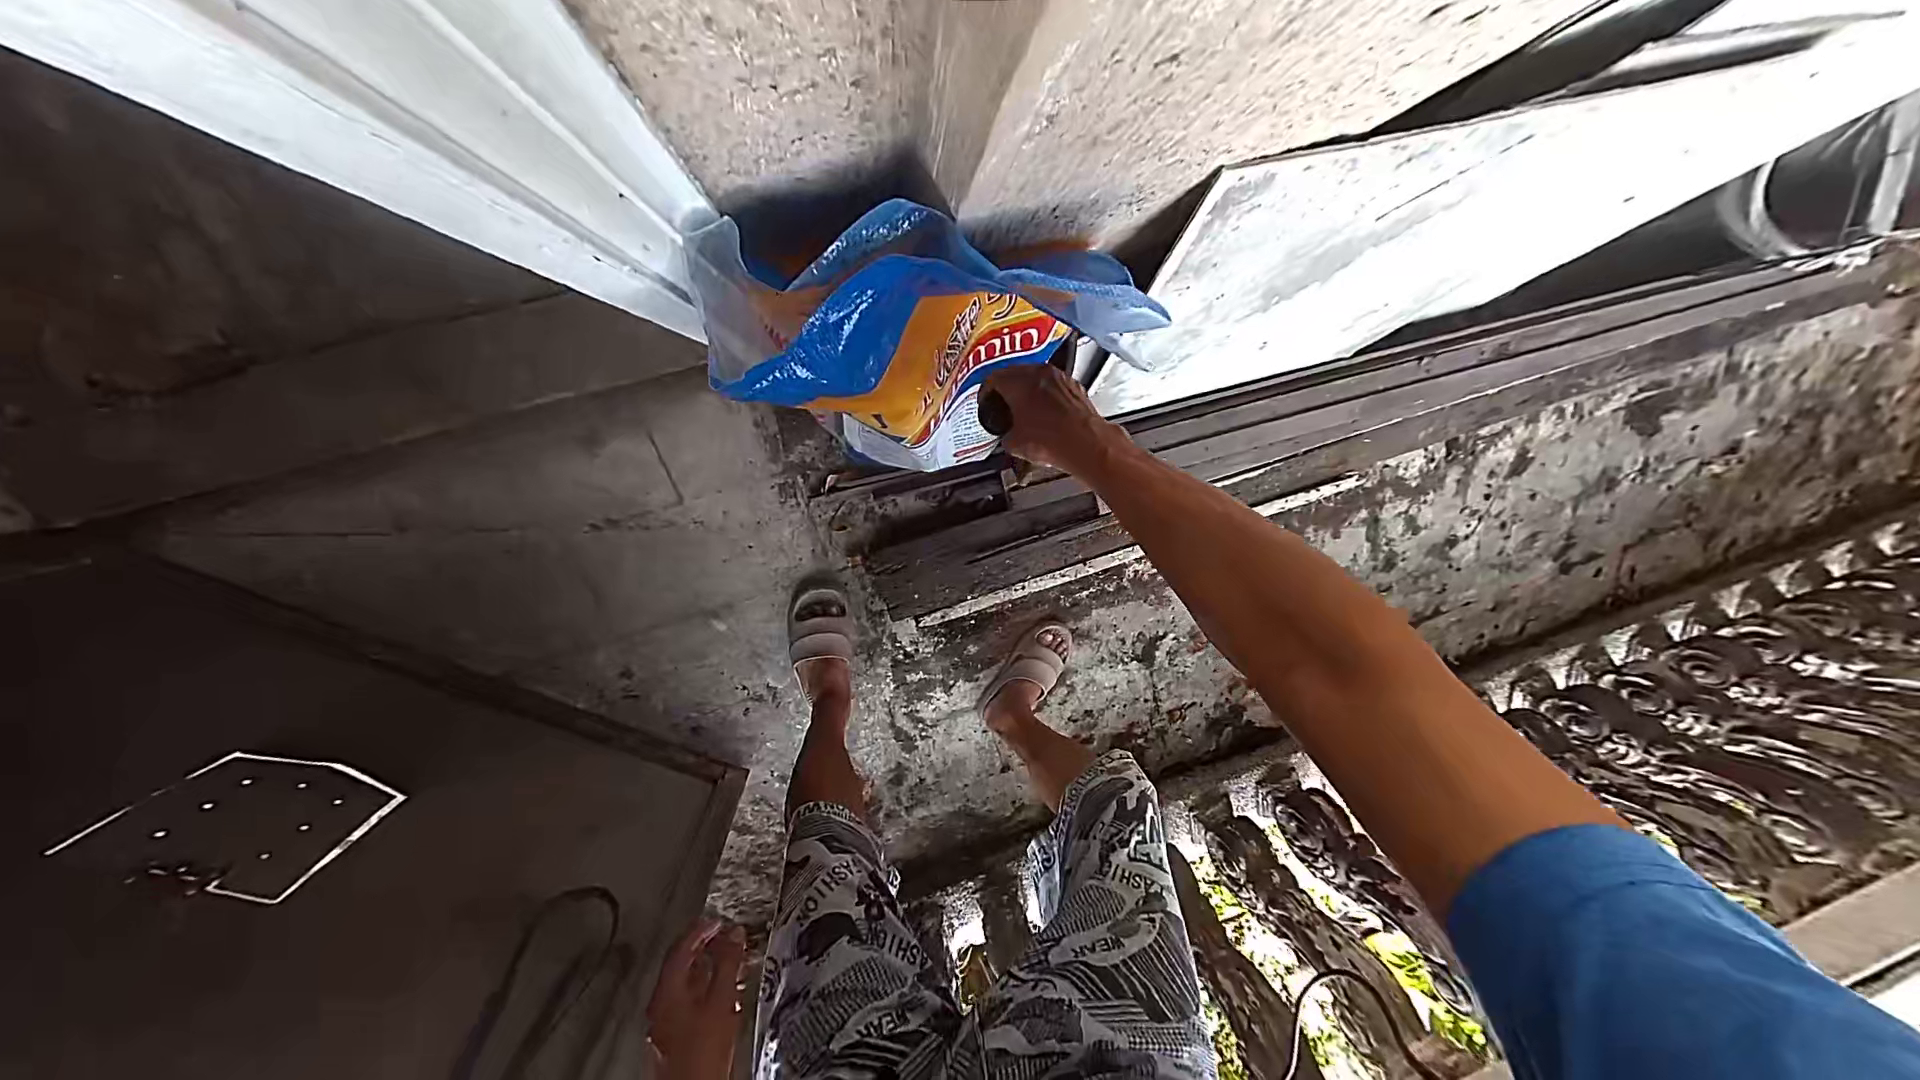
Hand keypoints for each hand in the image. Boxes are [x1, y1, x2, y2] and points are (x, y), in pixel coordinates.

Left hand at [646, 918, 747, 1079]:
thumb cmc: (704, 1049)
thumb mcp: (721, 999)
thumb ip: (728, 963)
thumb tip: (735, 933)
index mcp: (666, 992)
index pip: (680, 950)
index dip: (700, 930)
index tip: (718, 921)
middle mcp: (661, 1004)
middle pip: (680, 964)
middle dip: (704, 946)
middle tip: (725, 933)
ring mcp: (666, 1021)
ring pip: (686, 982)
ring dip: (707, 965)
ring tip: (730, 956)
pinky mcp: (676, 1034)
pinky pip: (689, 999)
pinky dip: (706, 985)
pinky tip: (723, 987)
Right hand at [981, 363, 1129, 475]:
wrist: (1085, 443)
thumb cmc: (1051, 439)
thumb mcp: (1015, 444)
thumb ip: (1006, 435)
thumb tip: (1008, 437)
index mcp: (1017, 382)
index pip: (993, 378)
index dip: (986, 391)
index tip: (986, 399)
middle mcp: (1038, 373)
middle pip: (1015, 373)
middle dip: (1007, 388)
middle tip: (1003, 401)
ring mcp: (1059, 377)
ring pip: (1037, 377)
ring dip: (1029, 389)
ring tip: (1025, 407)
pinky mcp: (1075, 386)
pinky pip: (1054, 385)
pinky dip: (1047, 395)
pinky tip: (1047, 413)